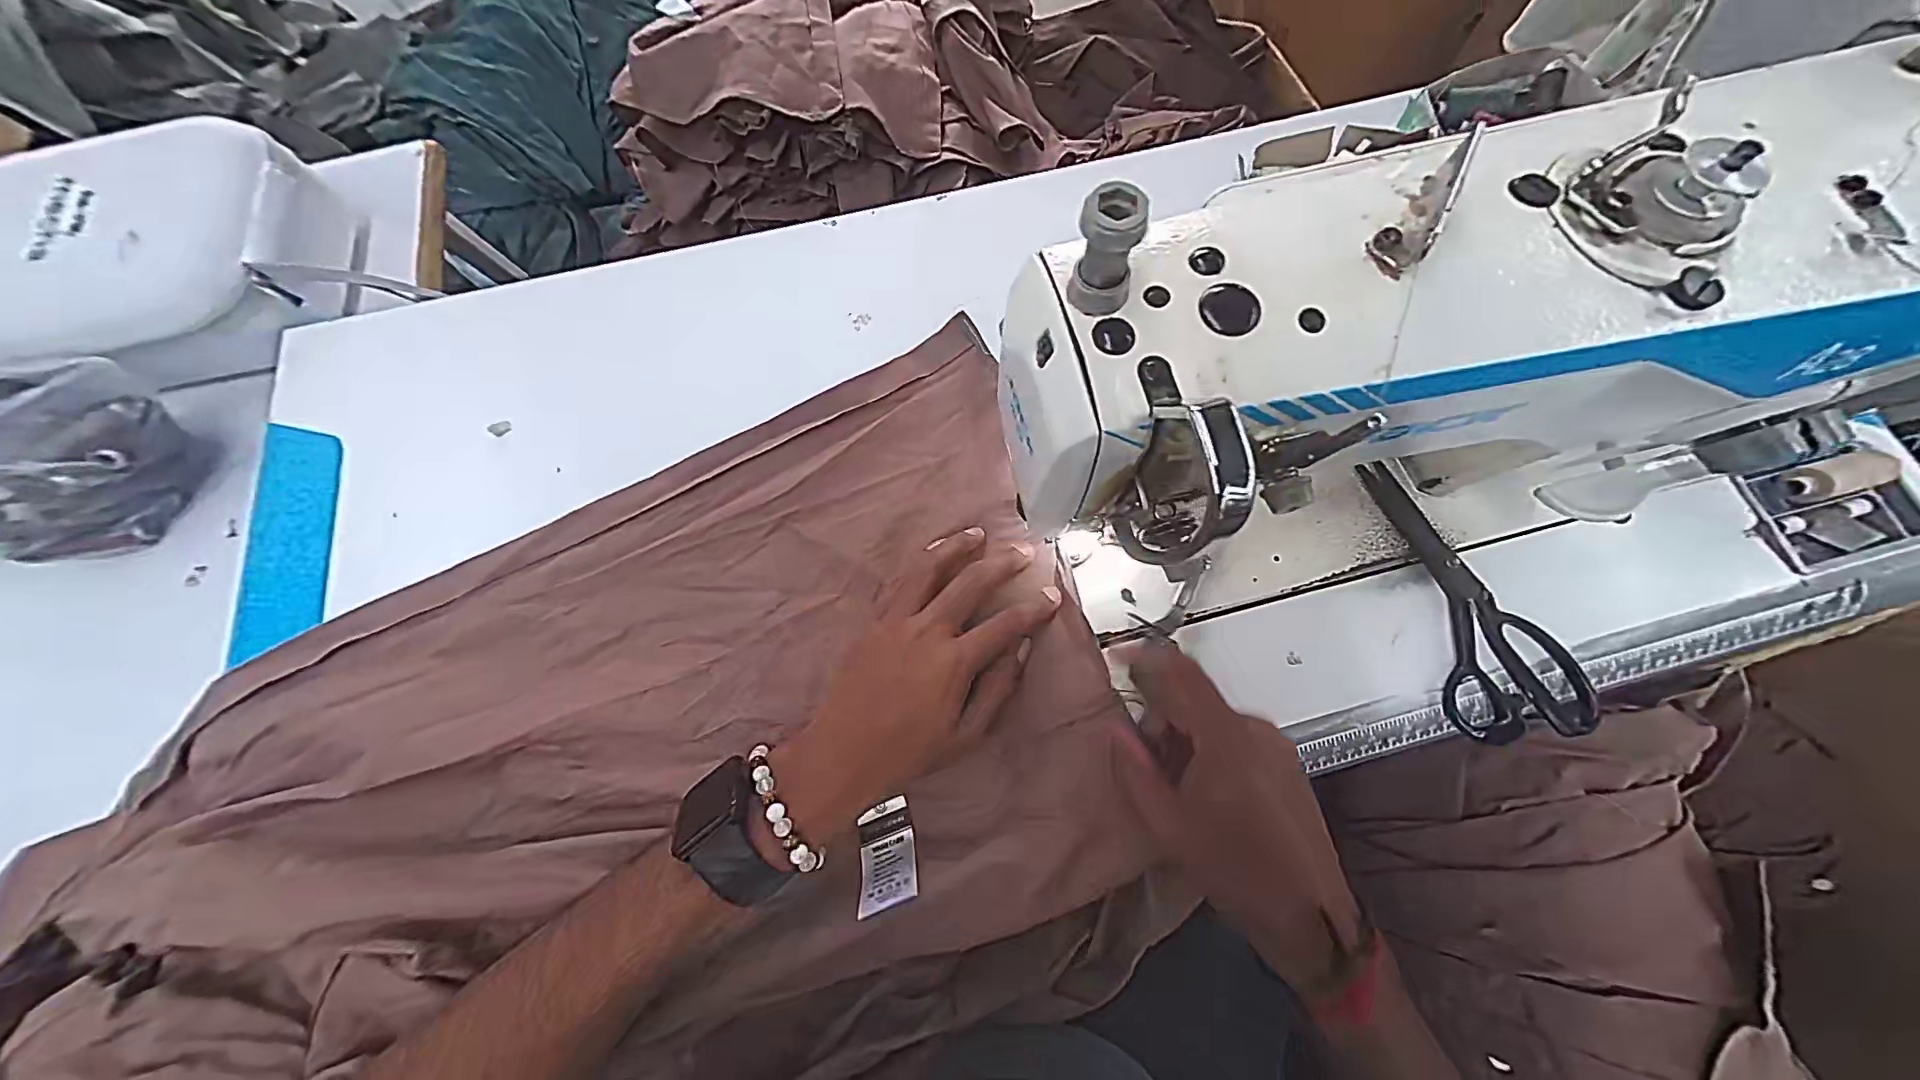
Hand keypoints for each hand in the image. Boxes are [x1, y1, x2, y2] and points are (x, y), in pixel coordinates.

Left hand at [769, 527, 1061, 844]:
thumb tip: (1019, 652)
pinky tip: (929, 556)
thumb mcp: (965, 736)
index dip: (1033, 609)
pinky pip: (899, 583)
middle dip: (1001, 564)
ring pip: (929, 570)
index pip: (1004, 624)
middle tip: (1020, 552)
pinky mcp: (873, 623)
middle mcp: (926, 632)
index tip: (1050, 597)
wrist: (842, 752)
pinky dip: (919, 564)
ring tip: (975, 534)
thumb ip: (997, 690)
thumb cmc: (906, 752)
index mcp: (953, 662)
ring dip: (955, 548)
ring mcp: (895, 623)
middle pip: (970, 583)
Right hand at [1111, 640, 1363, 989]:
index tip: (1123, 656)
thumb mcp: (1168, 825)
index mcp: (1225, 739)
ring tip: (1180, 787)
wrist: (1309, 915)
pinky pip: (1236, 736)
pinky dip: (1211, 748)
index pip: (1182, 675)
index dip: (1148, 658)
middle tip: (1149, 759)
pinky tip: (1208, 791)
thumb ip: (1135, 770)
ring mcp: (1275, 744)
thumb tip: (1117, 732)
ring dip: (1186, 737)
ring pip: (1214, 719)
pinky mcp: (1285, 760)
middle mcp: (1255, 730)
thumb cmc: (1238, 871)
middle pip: (1195, 699)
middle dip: (1162, 719)